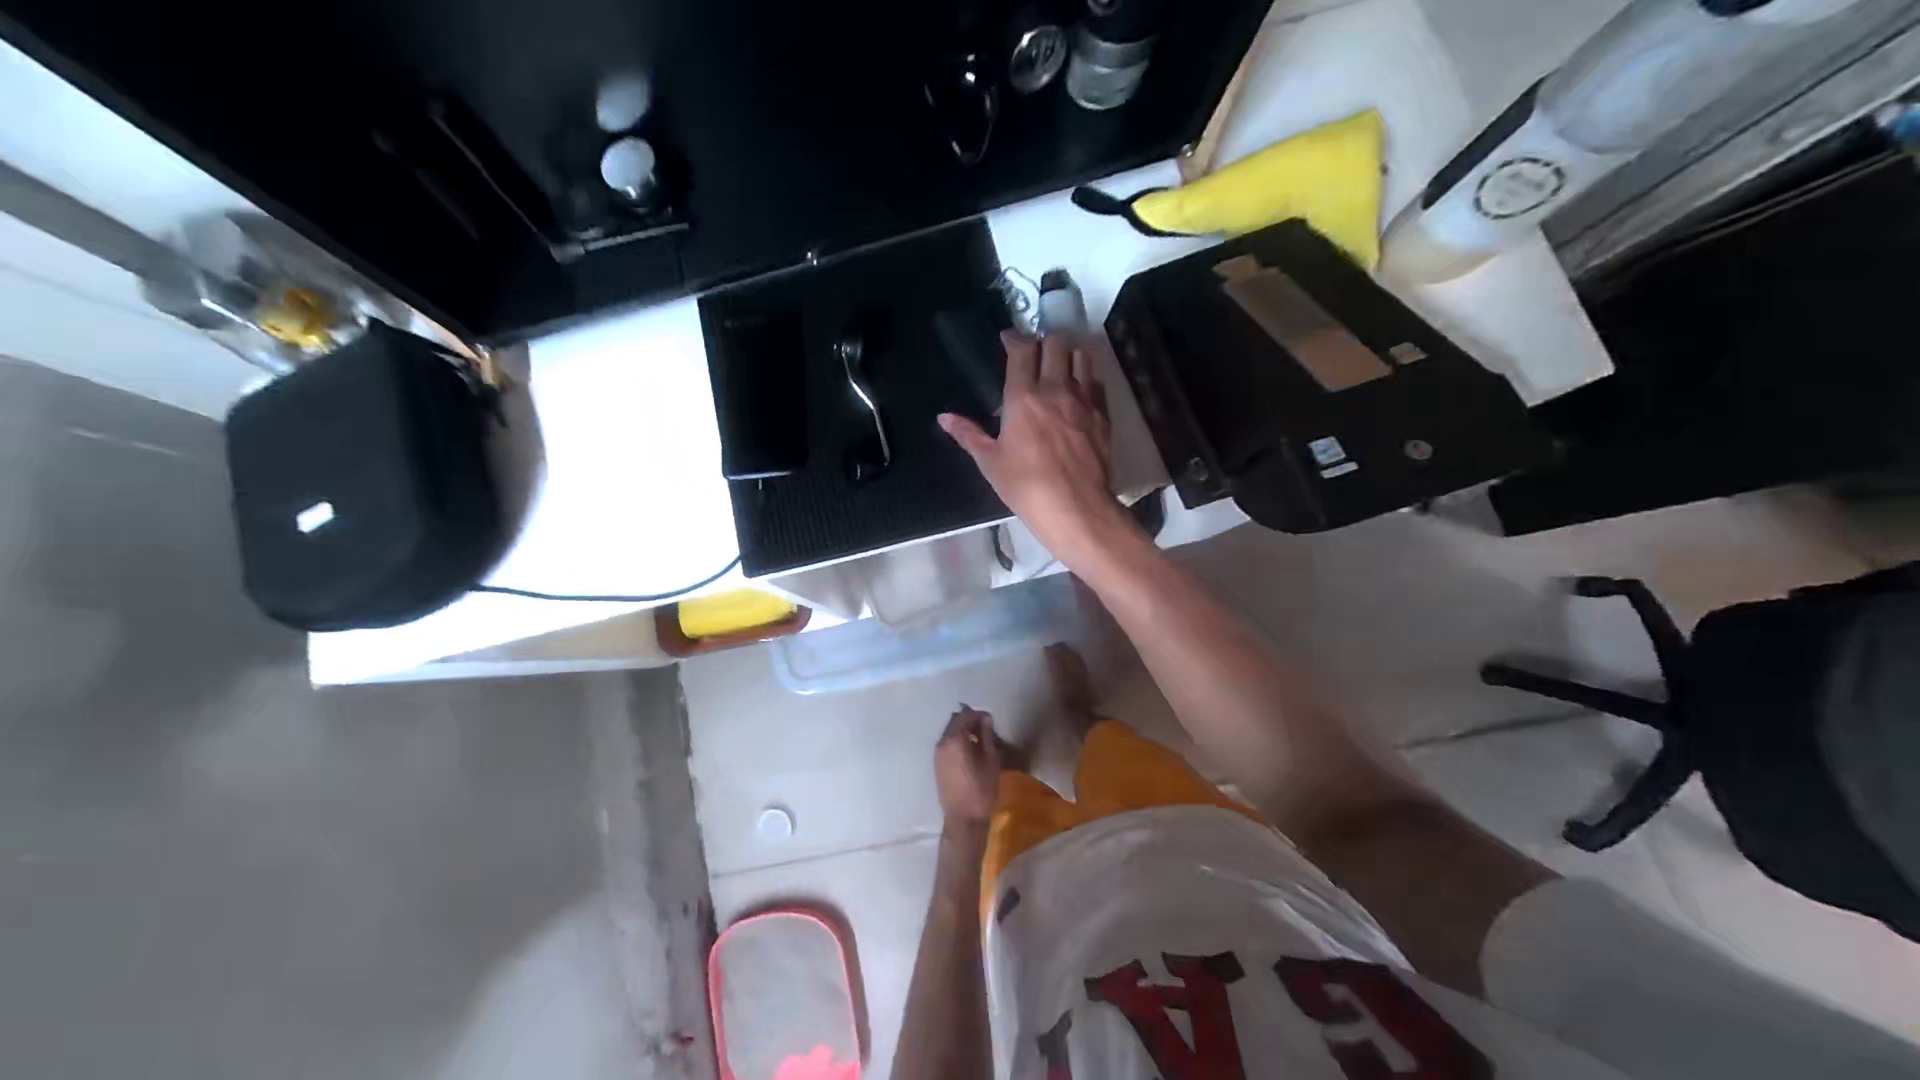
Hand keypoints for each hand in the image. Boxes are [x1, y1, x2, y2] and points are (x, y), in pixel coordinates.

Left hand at [935, 706, 1001, 830]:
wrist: (963, 818)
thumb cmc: (982, 789)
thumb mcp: (991, 760)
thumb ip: (987, 735)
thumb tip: (986, 718)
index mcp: (955, 739)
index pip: (967, 715)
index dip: (980, 715)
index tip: (991, 721)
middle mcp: (942, 742)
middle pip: (955, 720)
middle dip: (970, 720)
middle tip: (985, 729)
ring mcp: (937, 752)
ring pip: (949, 731)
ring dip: (963, 730)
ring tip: (978, 740)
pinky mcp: (936, 762)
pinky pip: (946, 742)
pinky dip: (956, 740)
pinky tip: (968, 750)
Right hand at [938, 333, 1140, 571]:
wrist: (1075, 508)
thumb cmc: (1026, 487)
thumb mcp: (990, 462)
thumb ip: (968, 434)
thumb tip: (944, 418)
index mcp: (1023, 397)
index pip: (1022, 349)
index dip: (1014, 338)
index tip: (1009, 340)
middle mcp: (1056, 389)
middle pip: (1056, 343)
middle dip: (1043, 342)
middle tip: (1034, 355)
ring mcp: (1084, 400)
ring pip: (1082, 356)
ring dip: (1068, 355)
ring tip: (1058, 368)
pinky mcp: (1104, 415)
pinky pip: (1097, 383)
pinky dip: (1086, 380)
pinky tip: (1077, 395)